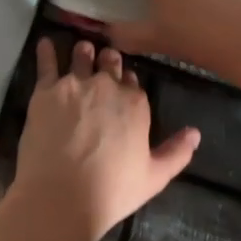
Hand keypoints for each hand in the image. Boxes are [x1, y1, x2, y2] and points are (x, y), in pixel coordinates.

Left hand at [8, 38, 199, 240]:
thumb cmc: (112, 191)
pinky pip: (46, 63)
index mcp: (136, 103)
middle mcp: (107, 85)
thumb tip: (196, 133)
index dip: (127, 84)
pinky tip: (45, 43)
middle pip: (109, 63)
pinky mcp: (45, 90)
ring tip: (82, 51)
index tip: (122, 88)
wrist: (61, 197)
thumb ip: (177, 152)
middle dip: (108, 61)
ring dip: (84, 53)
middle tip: (103, 63)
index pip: (133, 82)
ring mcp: (74, 84)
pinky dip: (46, 51)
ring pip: (81, 56)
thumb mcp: (154, 178)